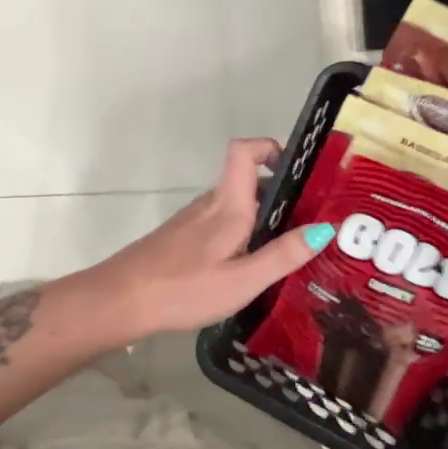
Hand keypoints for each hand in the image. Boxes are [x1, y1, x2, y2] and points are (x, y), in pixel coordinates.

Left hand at [86, 138, 332, 339]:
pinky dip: (242, 235)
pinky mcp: (182, 239)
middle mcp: (210, 204)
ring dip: (262, 217)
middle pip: (246, 181)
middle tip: (313, 224)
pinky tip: (251, 268)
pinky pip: (221, 224)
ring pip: (235, 206)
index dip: (269, 147)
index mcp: (227, 205)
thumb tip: (326, 227)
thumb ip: (282, 255)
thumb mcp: (242, 280)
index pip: (243, 151)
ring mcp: (193, 221)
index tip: (298, 171)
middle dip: (280, 194)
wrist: (121, 301)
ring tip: (290, 252)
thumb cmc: (184, 288)